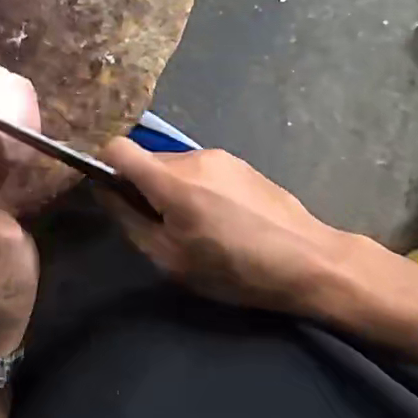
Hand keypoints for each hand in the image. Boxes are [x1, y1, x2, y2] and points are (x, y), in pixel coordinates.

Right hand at [98, 139, 367, 313]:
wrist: (314, 263)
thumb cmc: (235, 269)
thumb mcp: (170, 258)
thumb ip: (128, 220)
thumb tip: (103, 191)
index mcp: (170, 180)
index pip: (116, 148)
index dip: (103, 166)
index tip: (111, 194)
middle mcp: (191, 157)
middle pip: (146, 160)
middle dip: (141, 186)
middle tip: (159, 224)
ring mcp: (219, 157)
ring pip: (173, 166)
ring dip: (171, 188)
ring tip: (196, 225)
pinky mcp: (240, 163)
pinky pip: (200, 169)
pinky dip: (196, 188)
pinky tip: (222, 219)